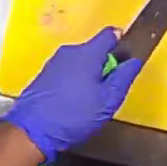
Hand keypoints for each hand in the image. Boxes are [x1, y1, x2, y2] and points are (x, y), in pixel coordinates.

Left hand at [1, 27, 143, 162]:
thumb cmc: (74, 115)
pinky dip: (74, 82)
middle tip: (106, 92)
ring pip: (80, 62)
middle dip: (104, 66)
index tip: (124, 63)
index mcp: (87, 53)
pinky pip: (67, 72)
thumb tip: (134, 60)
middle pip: (94, 50)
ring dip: (88, 76)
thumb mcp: (108, 100)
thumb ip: (123, 77)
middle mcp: (69, 52)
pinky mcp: (44, 75)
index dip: (121, 44)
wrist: (32, 130)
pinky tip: (72, 102)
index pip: (110, 34)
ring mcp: (54, 62)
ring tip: (88, 101)